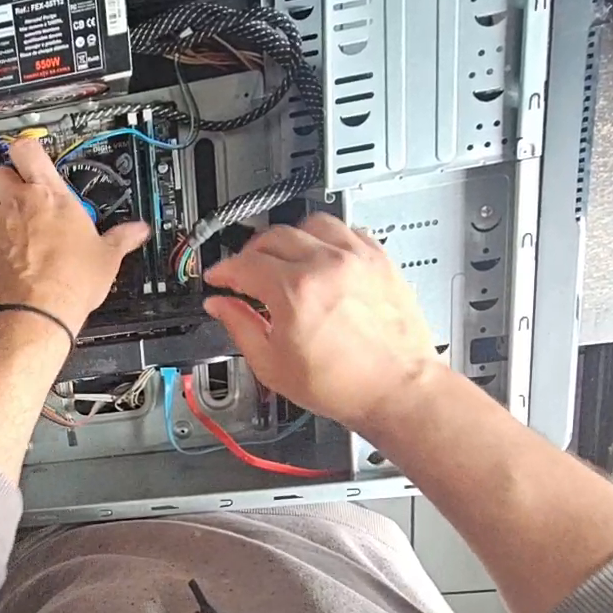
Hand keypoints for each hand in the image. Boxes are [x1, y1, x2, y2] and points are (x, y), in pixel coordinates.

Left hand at [0, 138, 149, 335]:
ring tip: (19, 230)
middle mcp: (19, 205)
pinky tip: (13, 257)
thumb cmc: (70, 282)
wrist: (38, 312)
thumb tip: (137, 231)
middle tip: (25, 194)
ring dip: (0, 213)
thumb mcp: (107, 257)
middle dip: (9, 179)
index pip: (27, 149)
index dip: (27, 149)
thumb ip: (121, 237)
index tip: (34, 156)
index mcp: (50, 194)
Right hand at [202, 214, 443, 435]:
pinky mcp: (379, 260)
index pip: (244, 264)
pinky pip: (346, 230)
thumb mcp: (271, 364)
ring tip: (281, 259)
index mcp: (294, 291)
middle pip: (273, 237)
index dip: (223, 271)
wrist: (395, 389)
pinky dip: (325, 240)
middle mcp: (326, 265)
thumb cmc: (342, 384)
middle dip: (249, 254)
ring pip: (310, 224)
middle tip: (243, 272)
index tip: (218, 278)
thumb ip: (240, 326)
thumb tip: (221, 306)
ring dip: (288, 238)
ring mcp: (356, 258)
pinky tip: (318, 259)